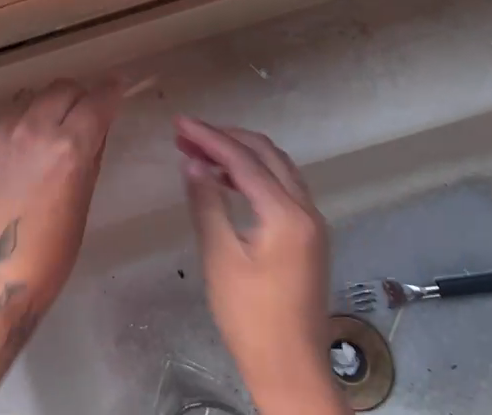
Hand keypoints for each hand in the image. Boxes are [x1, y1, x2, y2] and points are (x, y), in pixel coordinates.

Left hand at [0, 78, 121, 311]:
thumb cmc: (48, 253)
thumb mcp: (83, 201)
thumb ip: (89, 154)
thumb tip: (96, 125)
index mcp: (67, 148)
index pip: (96, 101)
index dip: (111, 90)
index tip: (118, 84)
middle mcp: (30, 129)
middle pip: (61, 88)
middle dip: (77, 96)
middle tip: (81, 114)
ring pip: (28, 101)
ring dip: (42, 113)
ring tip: (41, 144)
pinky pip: (0, 122)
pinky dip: (12, 132)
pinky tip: (10, 163)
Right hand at [175, 117, 345, 414]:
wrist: (290, 368)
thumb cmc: (249, 316)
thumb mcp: (220, 257)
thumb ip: (206, 203)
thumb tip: (192, 162)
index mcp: (286, 214)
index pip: (244, 160)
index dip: (209, 137)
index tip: (178, 123)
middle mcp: (306, 210)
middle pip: (266, 153)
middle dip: (225, 138)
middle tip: (186, 135)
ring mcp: (312, 223)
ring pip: (277, 167)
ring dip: (240, 153)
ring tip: (199, 152)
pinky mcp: (308, 236)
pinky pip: (282, 187)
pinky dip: (253, 173)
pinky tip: (225, 180)